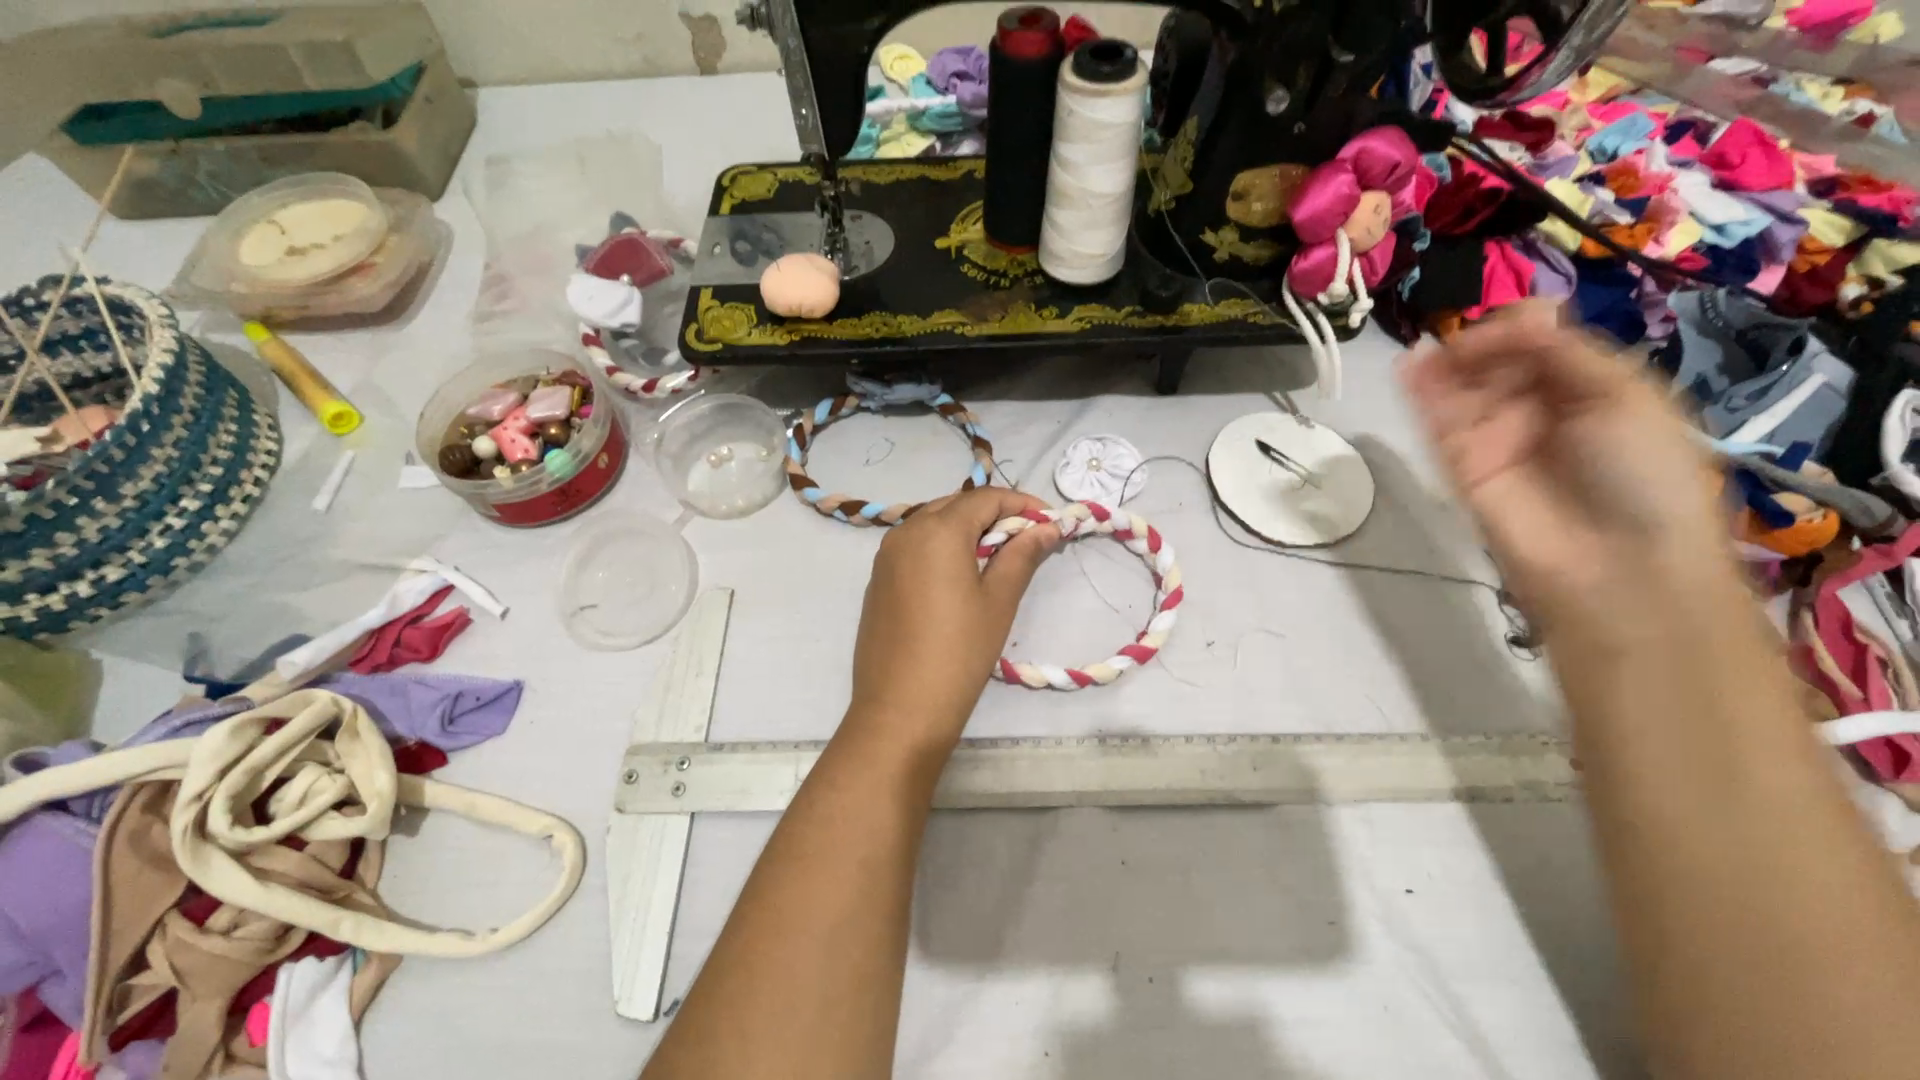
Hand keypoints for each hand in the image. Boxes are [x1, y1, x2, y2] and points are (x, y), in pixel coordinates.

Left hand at [848, 487, 1061, 748]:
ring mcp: (885, 556)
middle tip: (1029, 541)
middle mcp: (905, 532)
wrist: (899, 709)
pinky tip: (963, 577)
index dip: (1022, 504)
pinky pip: (915, 548)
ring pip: (933, 524)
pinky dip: (943, 549)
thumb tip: (1048, 527)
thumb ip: (1022, 555)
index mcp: (936, 530)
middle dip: (995, 515)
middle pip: (957, 506)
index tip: (1051, 522)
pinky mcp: (878, 581)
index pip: (986, 498)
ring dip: (968, 530)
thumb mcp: (998, 601)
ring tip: (1000, 559)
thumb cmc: (958, 653)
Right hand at [1400, 302, 1734, 639]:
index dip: (1524, 328)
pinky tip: (1410, 368)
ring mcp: (1497, 442)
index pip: (1543, 346)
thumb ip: (1565, 351)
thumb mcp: (1625, 395)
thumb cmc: (1642, 474)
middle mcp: (1541, 413)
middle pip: (1499, 363)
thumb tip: (1523, 310)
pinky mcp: (1462, 469)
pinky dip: (1423, 396)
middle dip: (1484, 345)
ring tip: (1432, 349)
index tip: (1516, 324)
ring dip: (1447, 365)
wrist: (1615, 563)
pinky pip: (1441, 426)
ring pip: (1464, 391)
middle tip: (1471, 345)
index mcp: (1590, 392)